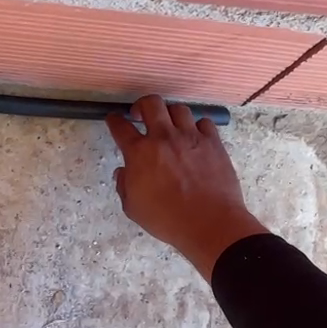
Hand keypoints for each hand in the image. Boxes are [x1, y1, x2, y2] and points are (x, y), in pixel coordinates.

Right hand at [105, 95, 267, 278]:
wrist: (210, 223)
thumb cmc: (168, 219)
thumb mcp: (134, 208)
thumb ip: (125, 186)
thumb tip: (124, 172)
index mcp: (140, 153)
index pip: (120, 127)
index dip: (114, 120)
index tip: (113, 119)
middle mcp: (164, 137)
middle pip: (151, 104)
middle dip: (142, 105)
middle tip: (140, 115)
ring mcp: (190, 137)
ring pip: (178, 109)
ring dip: (170, 115)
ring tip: (170, 126)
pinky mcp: (213, 142)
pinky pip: (204, 122)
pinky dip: (197, 127)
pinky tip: (195, 137)